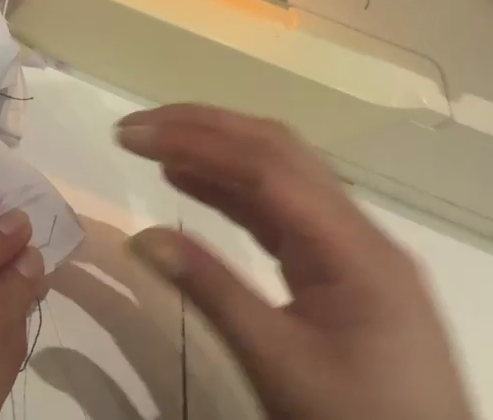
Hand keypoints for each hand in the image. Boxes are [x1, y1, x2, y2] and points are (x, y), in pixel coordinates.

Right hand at [117, 105, 474, 419]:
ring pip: (279, 173)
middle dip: (203, 128)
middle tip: (136, 128)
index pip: (266, 168)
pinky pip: (280, 209)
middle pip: (277, 152)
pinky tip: (189, 183)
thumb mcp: (279, 364)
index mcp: (357, 250)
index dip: (194, 142)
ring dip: (215, 151)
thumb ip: (211, 292)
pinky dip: (230, 187)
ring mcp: (354, 251)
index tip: (131, 137)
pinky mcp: (341, 271)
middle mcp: (361, 235)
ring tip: (151, 146)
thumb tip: (141, 236)